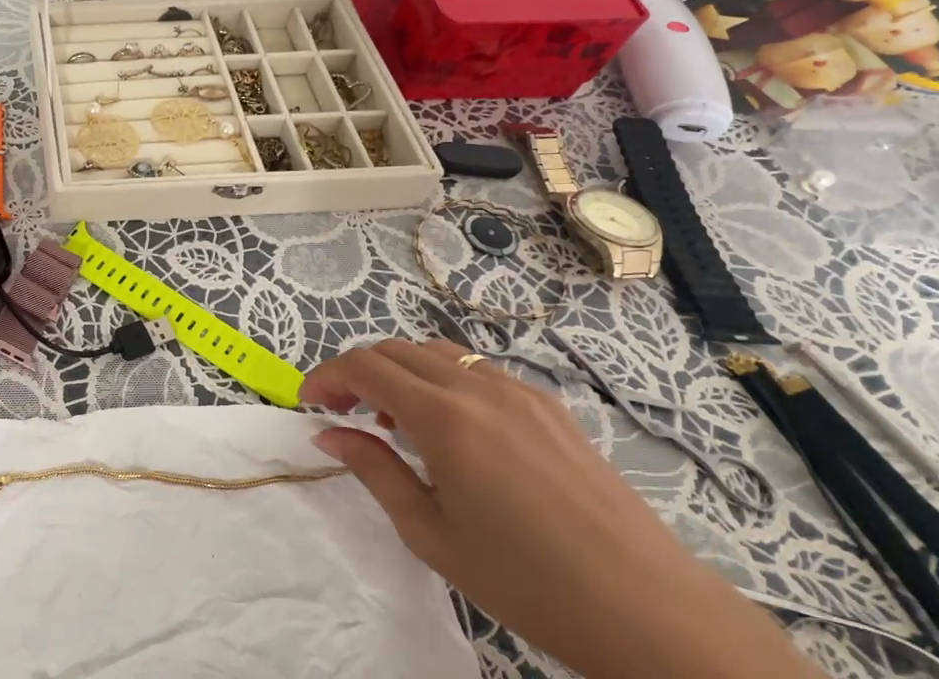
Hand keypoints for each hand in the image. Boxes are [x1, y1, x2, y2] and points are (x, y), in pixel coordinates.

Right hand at [304, 338, 817, 678]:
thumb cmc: (525, 580)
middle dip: (358, 371)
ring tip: (393, 419)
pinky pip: (478, 371)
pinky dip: (443, 380)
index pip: (364, 366)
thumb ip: (374, 470)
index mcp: (444, 418)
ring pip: (438, 353)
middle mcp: (479, 388)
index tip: (310, 405)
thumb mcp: (430, 533)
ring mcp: (521, 392)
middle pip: (397, 349)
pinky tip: (450, 428)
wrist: (647, 608)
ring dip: (401, 371)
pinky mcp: (551, 408)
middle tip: (343, 412)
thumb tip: (330, 435)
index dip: (327, 377)